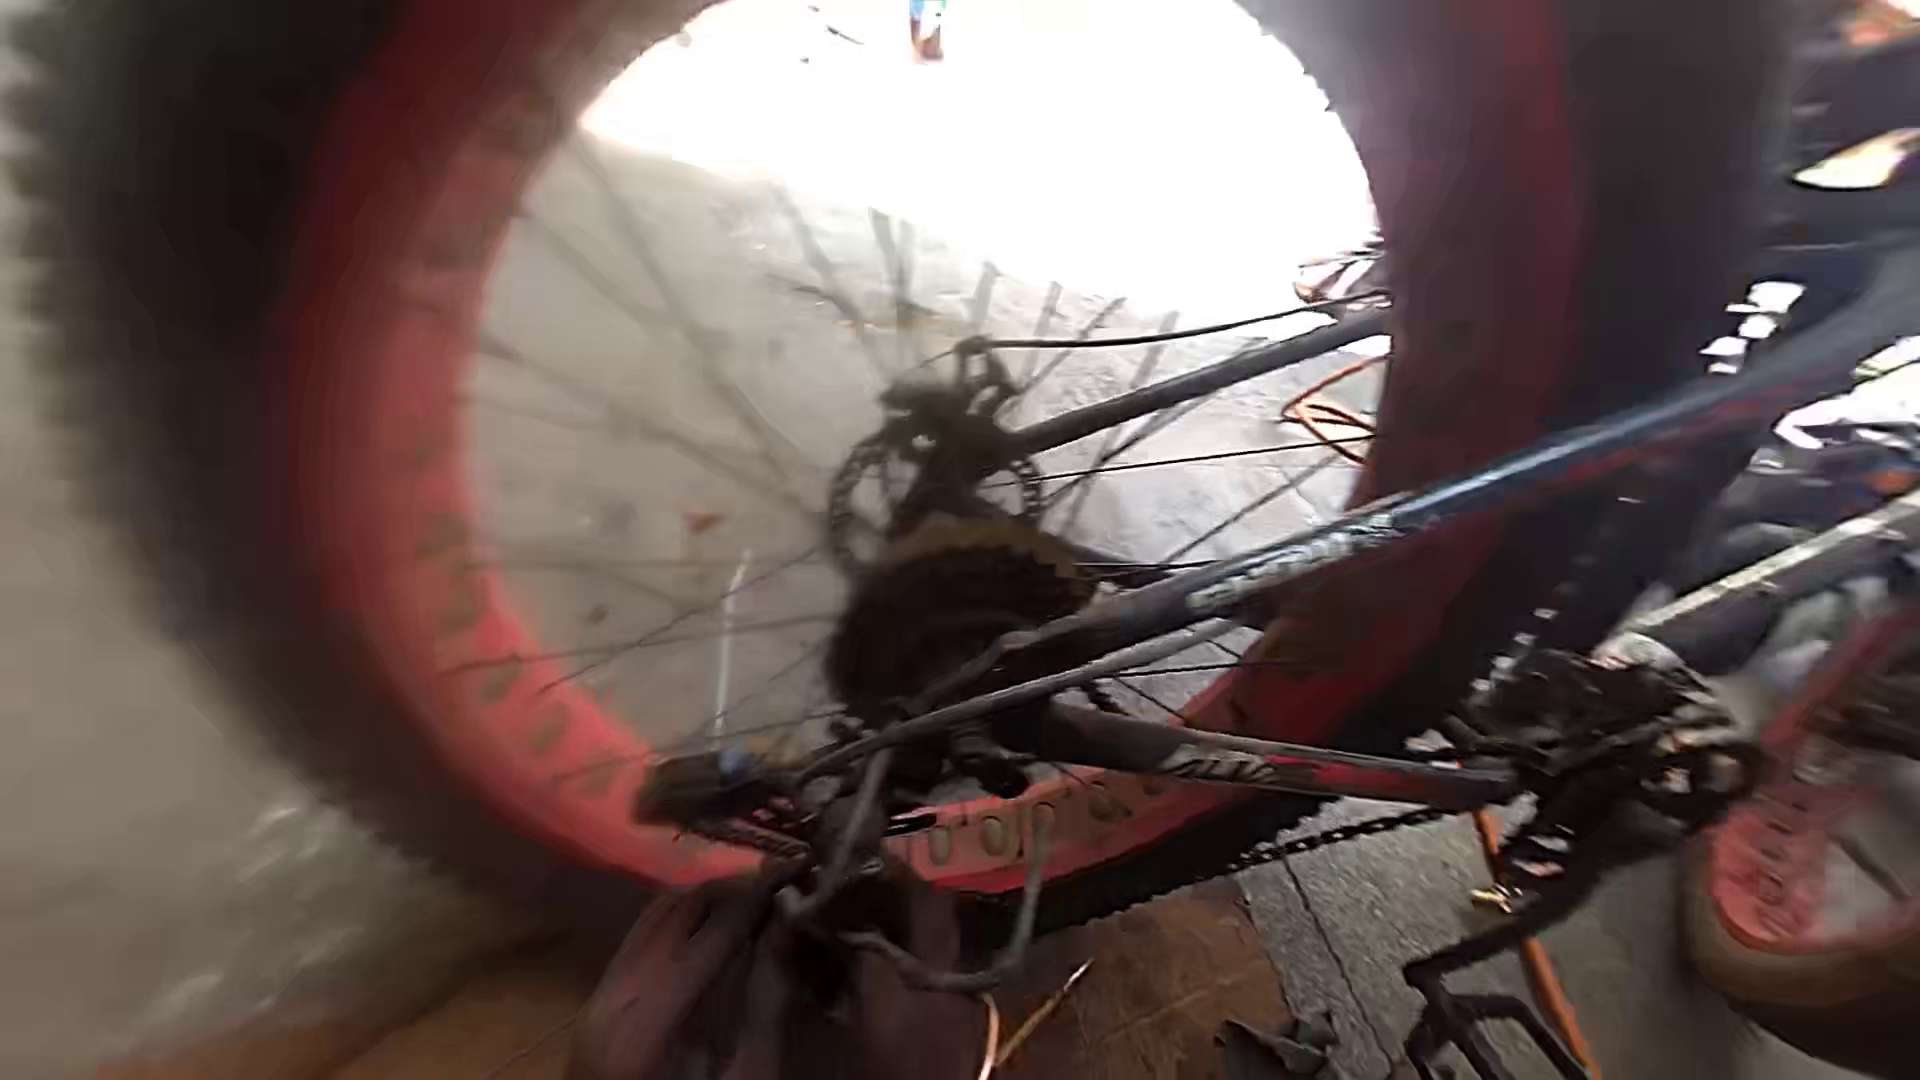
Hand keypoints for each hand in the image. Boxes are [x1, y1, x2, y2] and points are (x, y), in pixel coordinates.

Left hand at [569, 876, 782, 1079]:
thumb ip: (768, 1000)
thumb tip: (792, 925)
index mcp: (648, 1025)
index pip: (717, 928)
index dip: (762, 897)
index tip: (799, 874)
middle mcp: (616, 995)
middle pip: (686, 905)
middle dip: (738, 891)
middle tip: (781, 894)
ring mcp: (599, 994)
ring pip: (662, 908)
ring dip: (709, 900)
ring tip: (751, 909)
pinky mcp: (597, 997)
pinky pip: (643, 930)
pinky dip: (682, 917)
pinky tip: (713, 932)